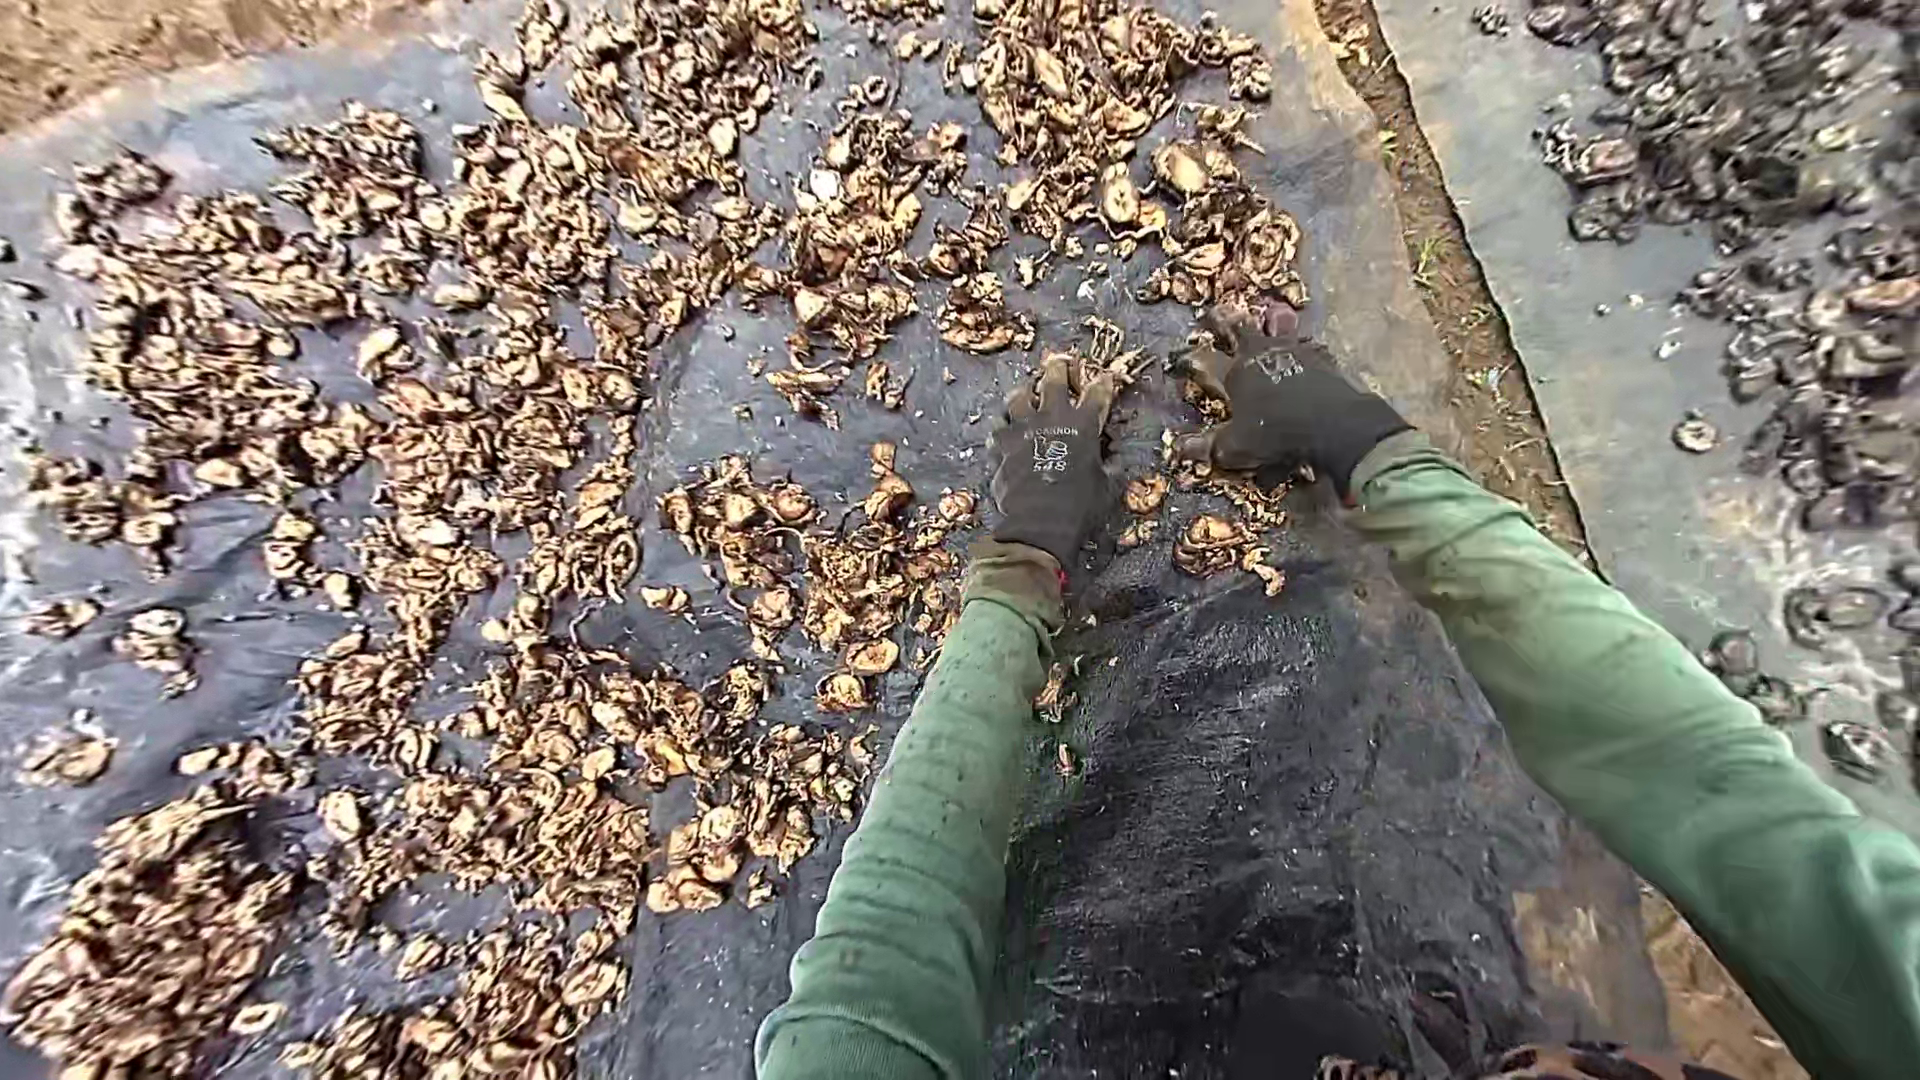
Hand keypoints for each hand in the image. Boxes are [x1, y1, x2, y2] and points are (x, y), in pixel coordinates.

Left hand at [988, 351, 1117, 567]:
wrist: (1040, 520)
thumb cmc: (1080, 505)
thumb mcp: (1107, 487)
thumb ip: (1110, 468)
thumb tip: (1117, 461)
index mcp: (1083, 425)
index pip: (1097, 395)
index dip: (1103, 383)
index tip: (1105, 376)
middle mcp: (1052, 418)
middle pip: (1053, 382)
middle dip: (1058, 370)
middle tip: (1058, 363)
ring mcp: (1023, 429)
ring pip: (1018, 398)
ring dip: (1022, 393)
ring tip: (1023, 391)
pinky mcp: (1001, 445)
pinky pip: (997, 429)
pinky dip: (1001, 428)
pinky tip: (1000, 429)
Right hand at [1172, 305, 1409, 494]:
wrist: (1335, 425)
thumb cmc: (1275, 434)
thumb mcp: (1234, 447)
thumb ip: (1206, 446)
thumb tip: (1177, 448)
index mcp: (1234, 372)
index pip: (1204, 359)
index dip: (1189, 356)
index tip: (1178, 353)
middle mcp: (1260, 354)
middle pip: (1240, 329)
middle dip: (1225, 320)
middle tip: (1214, 311)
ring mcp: (1294, 351)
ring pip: (1277, 327)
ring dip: (1270, 321)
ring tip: (1268, 314)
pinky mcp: (1322, 359)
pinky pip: (1307, 345)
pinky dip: (1301, 344)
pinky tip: (1304, 346)